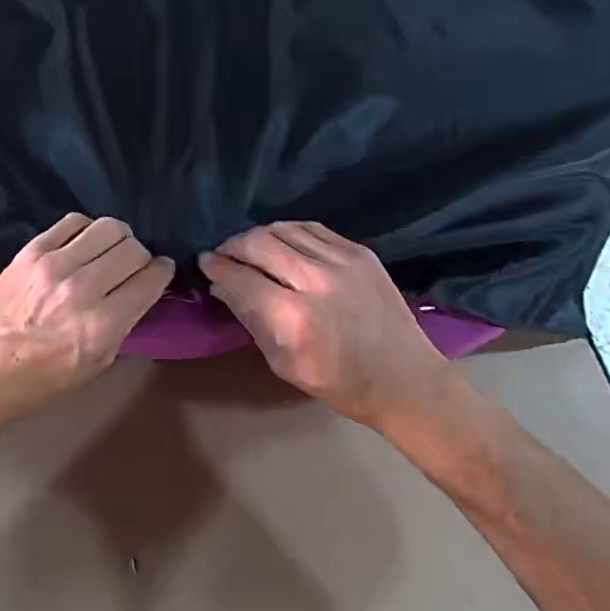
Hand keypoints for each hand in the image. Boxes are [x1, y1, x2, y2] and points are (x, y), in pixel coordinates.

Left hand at [0, 214, 173, 421]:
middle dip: (141, 256)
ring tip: (110, 251)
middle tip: (131, 266)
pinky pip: (75, 221)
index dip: (162, 271)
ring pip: (109, 228)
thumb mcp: (100, 360)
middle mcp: (81, 291)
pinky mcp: (32, 251)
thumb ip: (127, 319)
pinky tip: (83, 245)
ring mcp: (54, 266)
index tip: (159, 271)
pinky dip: (87, 230)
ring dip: (118, 238)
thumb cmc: (47, 376)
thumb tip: (145, 283)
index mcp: (102, 326)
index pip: (151, 279)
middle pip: (133, 249)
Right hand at [200, 222, 454, 427]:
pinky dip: (290, 231)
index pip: (241, 278)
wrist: (404, 377)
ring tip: (250, 245)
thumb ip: (252, 320)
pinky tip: (282, 240)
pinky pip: (313, 228)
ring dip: (260, 234)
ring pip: (285, 228)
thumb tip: (224, 286)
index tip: (205, 262)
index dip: (217, 267)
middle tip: (224, 252)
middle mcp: (316, 280)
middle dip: (234, 245)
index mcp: (294, 318)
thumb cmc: (340, 382)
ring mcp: (342, 260)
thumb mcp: (285, 364)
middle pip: (260, 243)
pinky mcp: (360, 251)